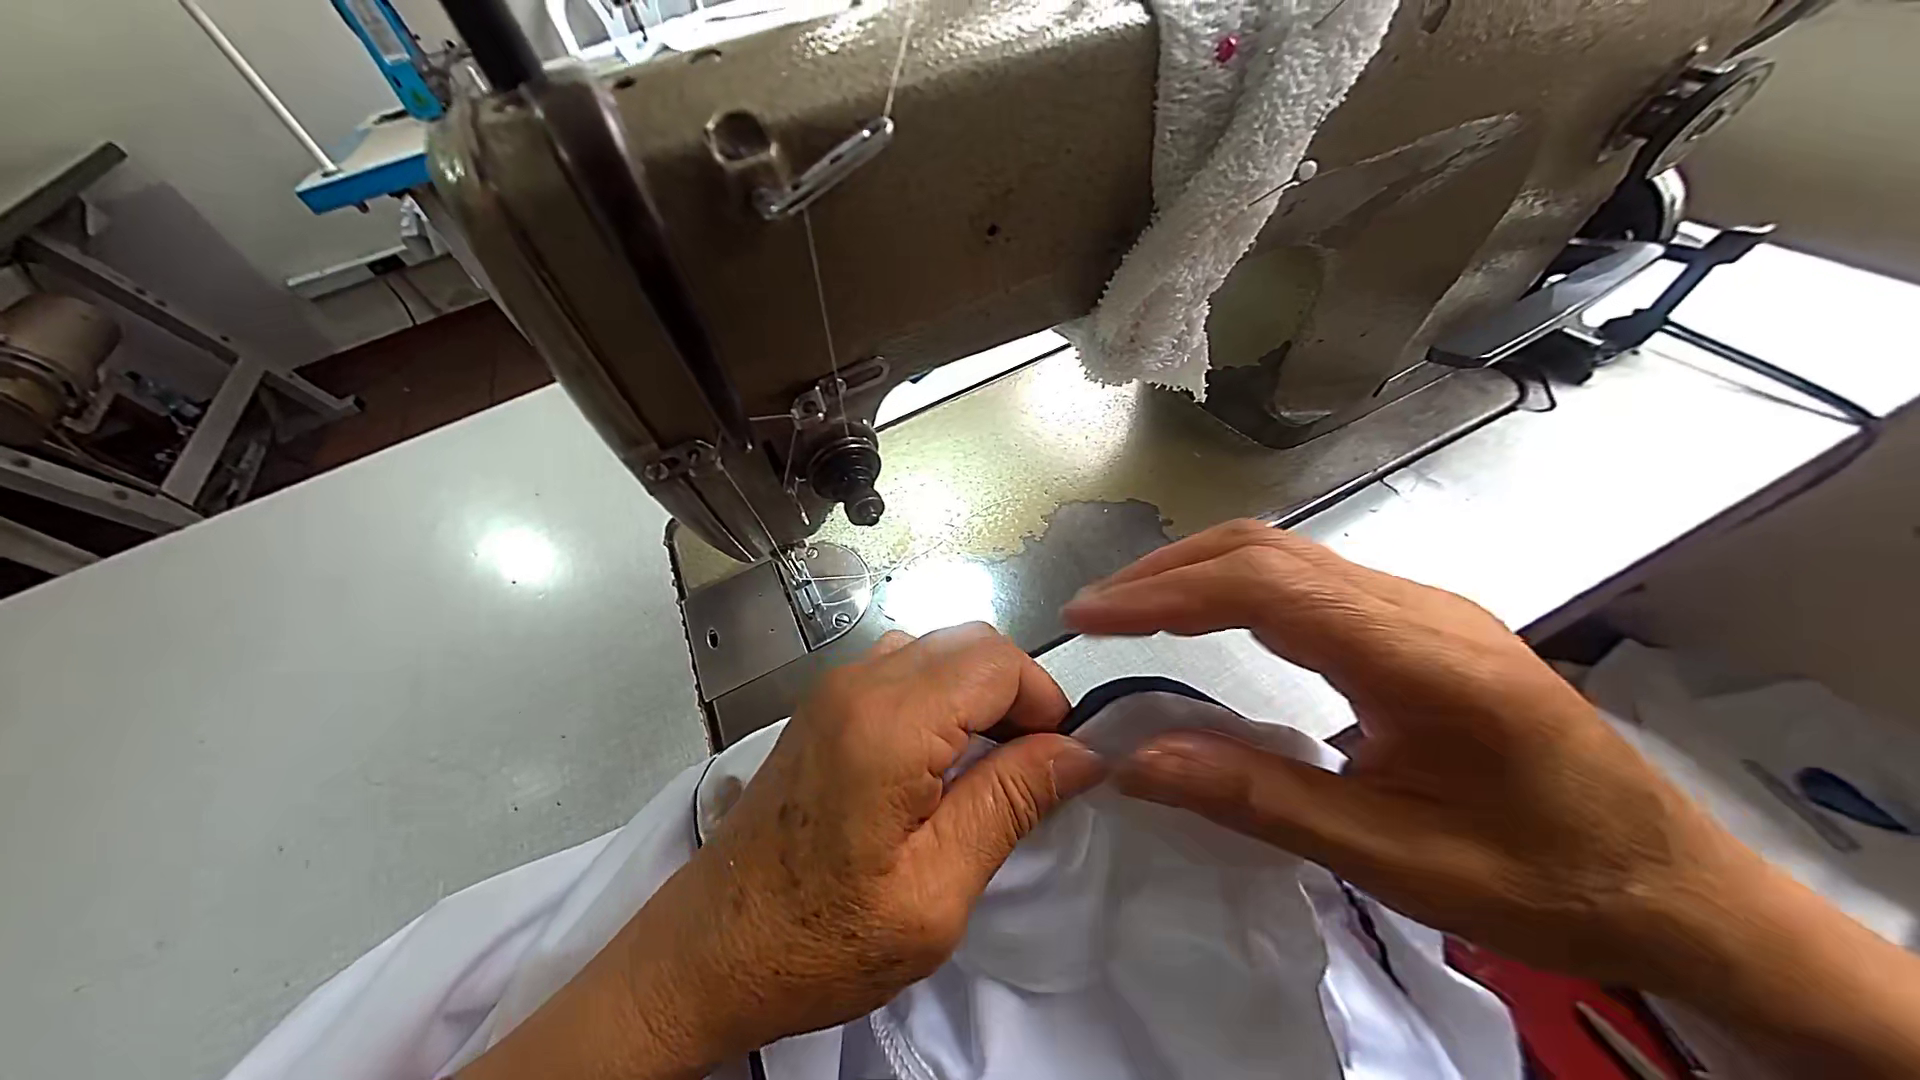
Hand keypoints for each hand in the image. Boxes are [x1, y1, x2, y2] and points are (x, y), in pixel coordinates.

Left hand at [462, 624, 1105, 1079]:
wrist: (708, 951)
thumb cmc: (821, 940)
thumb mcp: (935, 893)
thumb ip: (1010, 803)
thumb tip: (1080, 751)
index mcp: (888, 723)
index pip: (998, 662)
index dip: (1045, 700)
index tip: (1062, 760)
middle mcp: (860, 681)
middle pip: (973, 642)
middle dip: (1019, 692)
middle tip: (1033, 765)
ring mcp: (836, 685)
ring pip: (941, 648)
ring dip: (981, 691)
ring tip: (991, 762)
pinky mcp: (825, 702)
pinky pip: (906, 664)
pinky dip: (944, 693)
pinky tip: (941, 753)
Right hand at [1063, 520, 1919, 1075]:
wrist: (1679, 887)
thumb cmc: (1545, 882)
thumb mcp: (1395, 858)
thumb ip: (1258, 801)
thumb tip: (1138, 763)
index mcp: (1421, 657)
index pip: (1263, 587)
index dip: (1162, 593)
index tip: (1087, 615)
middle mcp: (1417, 606)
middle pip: (1265, 550)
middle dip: (1164, 571)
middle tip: (1094, 610)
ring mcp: (1419, 604)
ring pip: (1281, 553)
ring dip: (1193, 570)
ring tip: (1128, 609)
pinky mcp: (1415, 620)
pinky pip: (1303, 576)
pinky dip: (1230, 584)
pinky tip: (1201, 616)